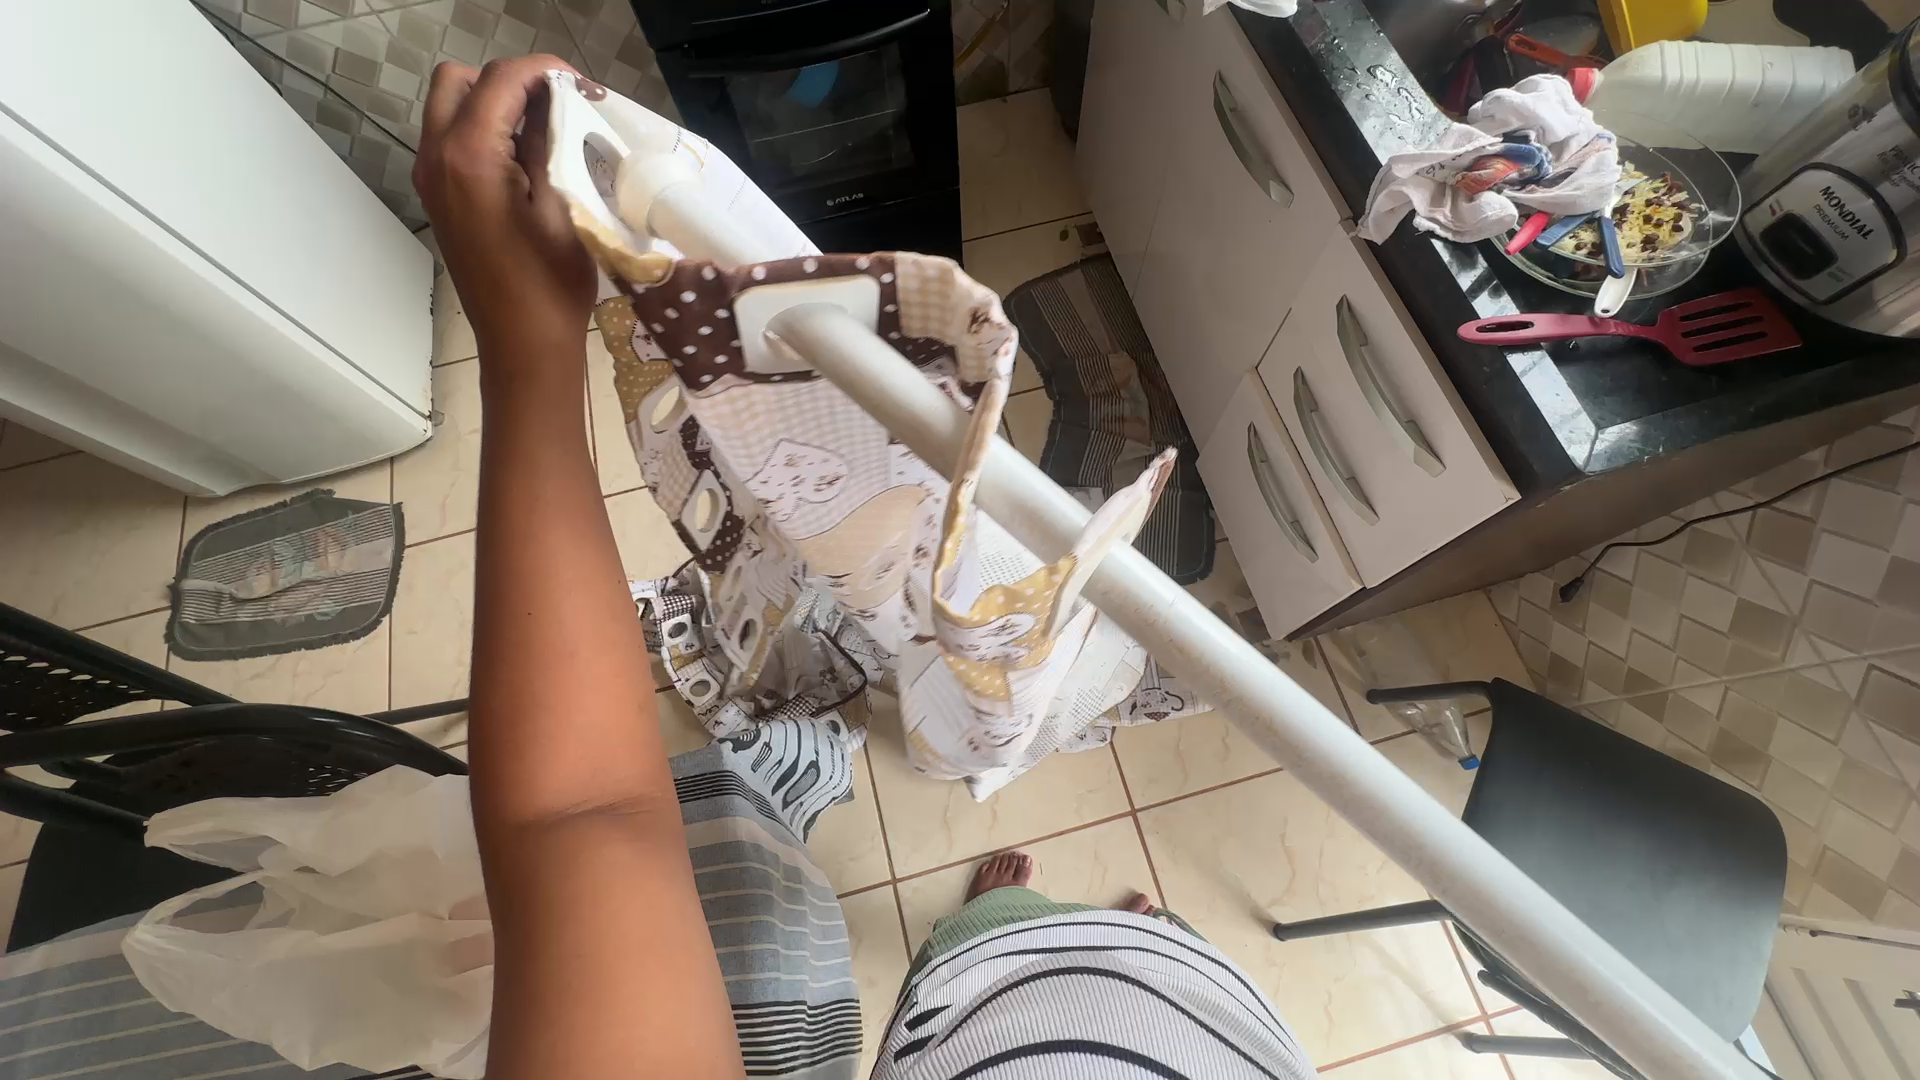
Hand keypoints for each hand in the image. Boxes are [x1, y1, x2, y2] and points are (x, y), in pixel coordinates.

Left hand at [414, 55, 594, 362]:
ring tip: (544, 131)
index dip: (540, 71)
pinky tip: (524, 160)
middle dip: (508, 82)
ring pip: (450, 109)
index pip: (499, 83)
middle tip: (557, 104)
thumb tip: (549, 107)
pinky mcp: (440, 200)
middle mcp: (436, 157)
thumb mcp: (561, 210)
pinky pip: (452, 142)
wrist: (523, 344)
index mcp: (469, 156)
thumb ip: (545, 148)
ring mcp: (431, 179)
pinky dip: (483, 133)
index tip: (579, 81)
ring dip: (493, 106)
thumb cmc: (553, 286)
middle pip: (460, 83)